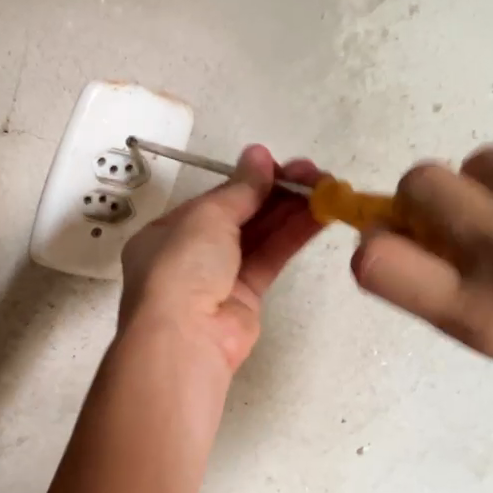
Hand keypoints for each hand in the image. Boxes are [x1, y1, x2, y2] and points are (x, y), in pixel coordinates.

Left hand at [119, 145, 324, 372]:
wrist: (185, 337)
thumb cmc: (181, 268)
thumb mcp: (206, 217)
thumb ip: (239, 189)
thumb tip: (258, 155)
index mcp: (165, 233)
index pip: (211, 201)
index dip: (246, 181)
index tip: (281, 165)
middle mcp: (187, 255)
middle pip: (238, 217)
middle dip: (274, 194)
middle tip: (315, 174)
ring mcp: (216, 278)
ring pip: (258, 237)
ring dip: (290, 211)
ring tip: (327, 188)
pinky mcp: (244, 298)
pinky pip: (270, 259)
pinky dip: (293, 236)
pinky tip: (321, 215)